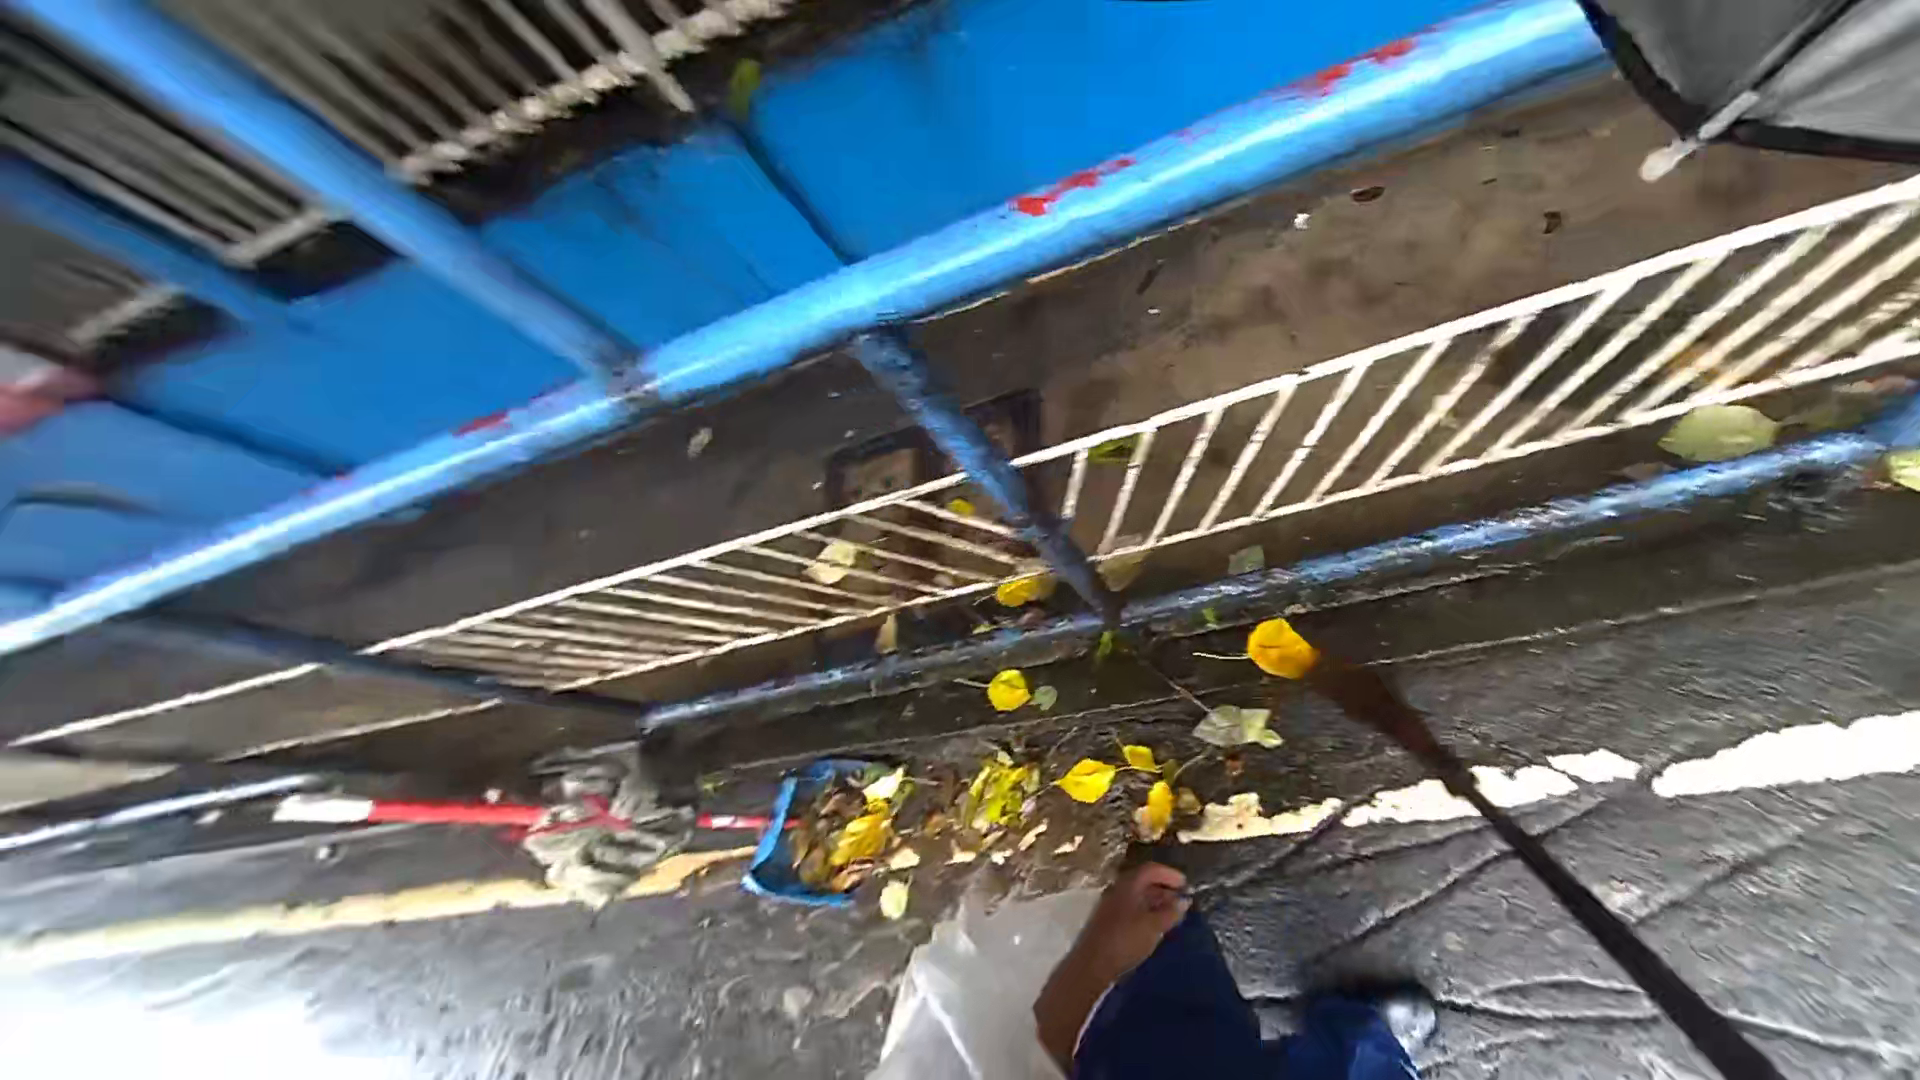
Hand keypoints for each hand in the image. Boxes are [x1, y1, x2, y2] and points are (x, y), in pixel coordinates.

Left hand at [1068, 862, 1191, 983]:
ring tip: (1175, 914)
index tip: (1186, 884)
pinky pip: (1134, 907)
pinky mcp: (1112, 919)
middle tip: (1183, 901)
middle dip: (1165, 888)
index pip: (1150, 869)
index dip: (1169, 874)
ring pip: (1139, 895)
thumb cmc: (1126, 939)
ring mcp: (1113, 903)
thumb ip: (1170, 912)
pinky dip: (1149, 911)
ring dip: (1157, 901)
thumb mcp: (1153, 926)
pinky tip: (1158, 925)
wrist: (1094, 962)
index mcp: (1128, 884)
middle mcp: (1119, 889)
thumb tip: (1184, 900)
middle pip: (1144, 880)